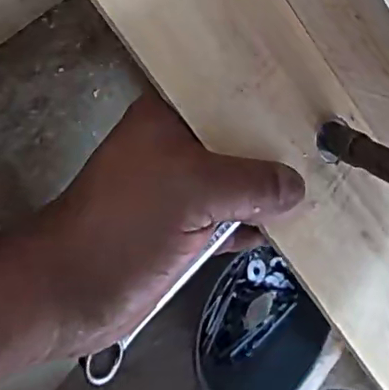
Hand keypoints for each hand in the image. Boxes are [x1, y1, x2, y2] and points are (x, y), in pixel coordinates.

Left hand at [4, 97, 304, 357]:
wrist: (66, 298)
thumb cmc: (124, 224)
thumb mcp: (195, 190)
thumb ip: (252, 184)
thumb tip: (297, 188)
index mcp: (171, 114)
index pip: (230, 91)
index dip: (269, 95)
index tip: (309, 98)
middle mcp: (178, 142)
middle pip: (239, 136)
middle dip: (275, 144)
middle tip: (323, 138)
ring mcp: (182, 185)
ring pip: (237, 177)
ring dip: (267, 187)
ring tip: (317, 175)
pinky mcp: (186, 224)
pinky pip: (231, 213)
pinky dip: (254, 220)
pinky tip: (285, 222)